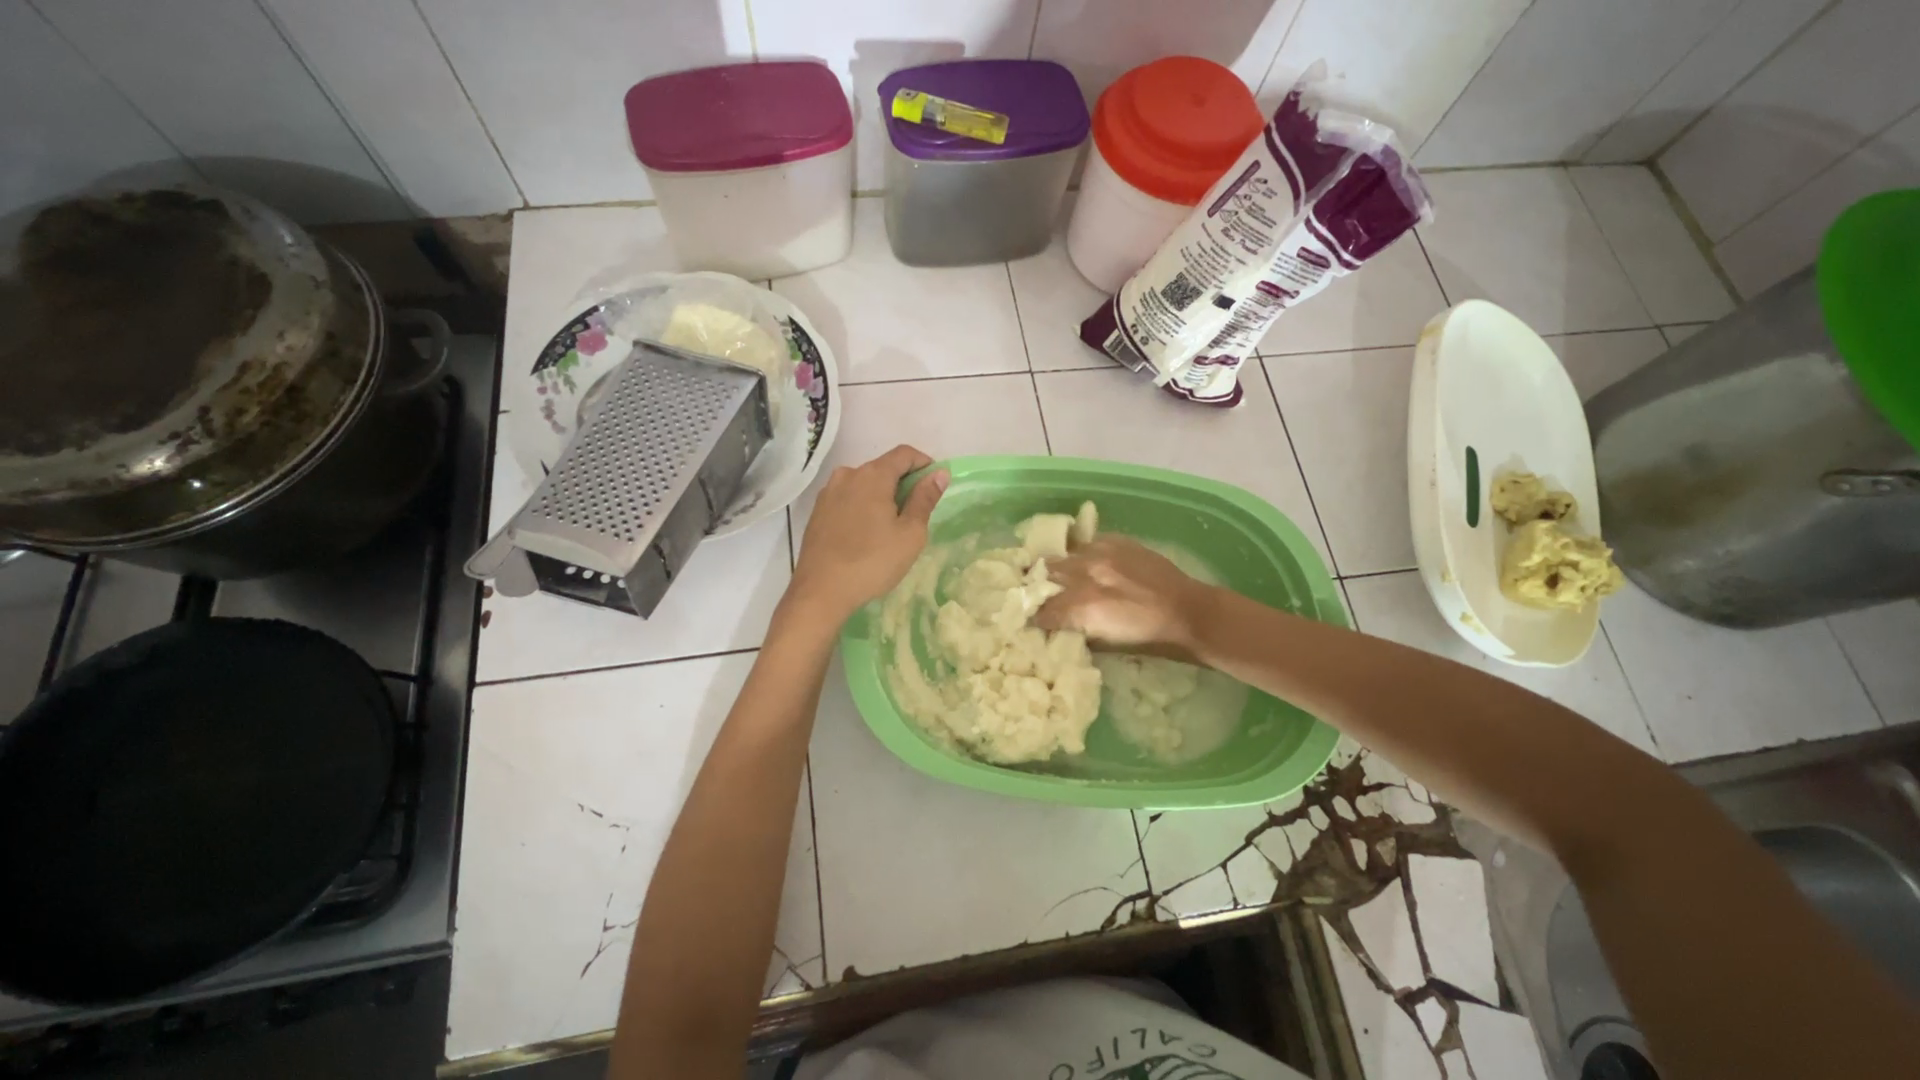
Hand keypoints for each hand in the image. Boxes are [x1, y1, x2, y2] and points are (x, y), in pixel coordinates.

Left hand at [788, 445, 947, 623]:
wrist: (820, 591)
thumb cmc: (873, 562)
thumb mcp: (910, 533)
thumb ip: (924, 499)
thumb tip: (939, 474)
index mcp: (872, 475)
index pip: (904, 454)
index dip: (924, 464)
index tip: (934, 486)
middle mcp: (847, 475)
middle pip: (883, 467)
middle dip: (903, 483)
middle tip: (915, 514)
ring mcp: (828, 493)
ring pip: (864, 484)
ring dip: (882, 496)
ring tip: (890, 527)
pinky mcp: (818, 512)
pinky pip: (848, 499)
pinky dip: (862, 507)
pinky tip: (866, 534)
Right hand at [1035, 536, 1210, 657]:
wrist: (1189, 612)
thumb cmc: (1150, 638)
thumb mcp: (1107, 643)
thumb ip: (1078, 631)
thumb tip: (1059, 627)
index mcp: (1084, 606)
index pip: (1043, 609)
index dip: (1037, 617)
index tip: (1036, 621)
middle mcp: (1088, 574)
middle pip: (1048, 573)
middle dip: (1043, 586)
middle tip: (1045, 596)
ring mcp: (1103, 553)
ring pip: (1066, 556)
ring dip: (1062, 569)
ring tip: (1065, 578)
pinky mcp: (1119, 542)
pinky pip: (1089, 544)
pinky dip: (1085, 555)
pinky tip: (1091, 565)